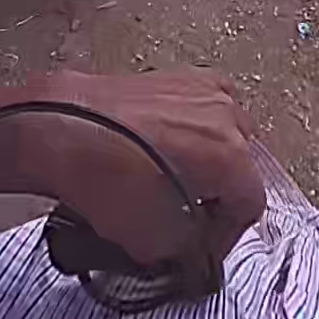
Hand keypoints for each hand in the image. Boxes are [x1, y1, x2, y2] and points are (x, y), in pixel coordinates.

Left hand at [20, 70, 264, 283]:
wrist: (68, 125)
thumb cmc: (107, 174)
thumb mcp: (154, 238)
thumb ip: (190, 243)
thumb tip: (193, 239)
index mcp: (230, 155)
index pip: (250, 203)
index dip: (226, 233)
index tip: (201, 245)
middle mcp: (227, 115)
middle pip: (242, 164)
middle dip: (219, 192)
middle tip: (191, 214)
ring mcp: (206, 89)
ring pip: (227, 132)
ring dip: (212, 156)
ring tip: (179, 176)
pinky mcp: (183, 74)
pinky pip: (207, 105)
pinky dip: (198, 125)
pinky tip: (170, 140)